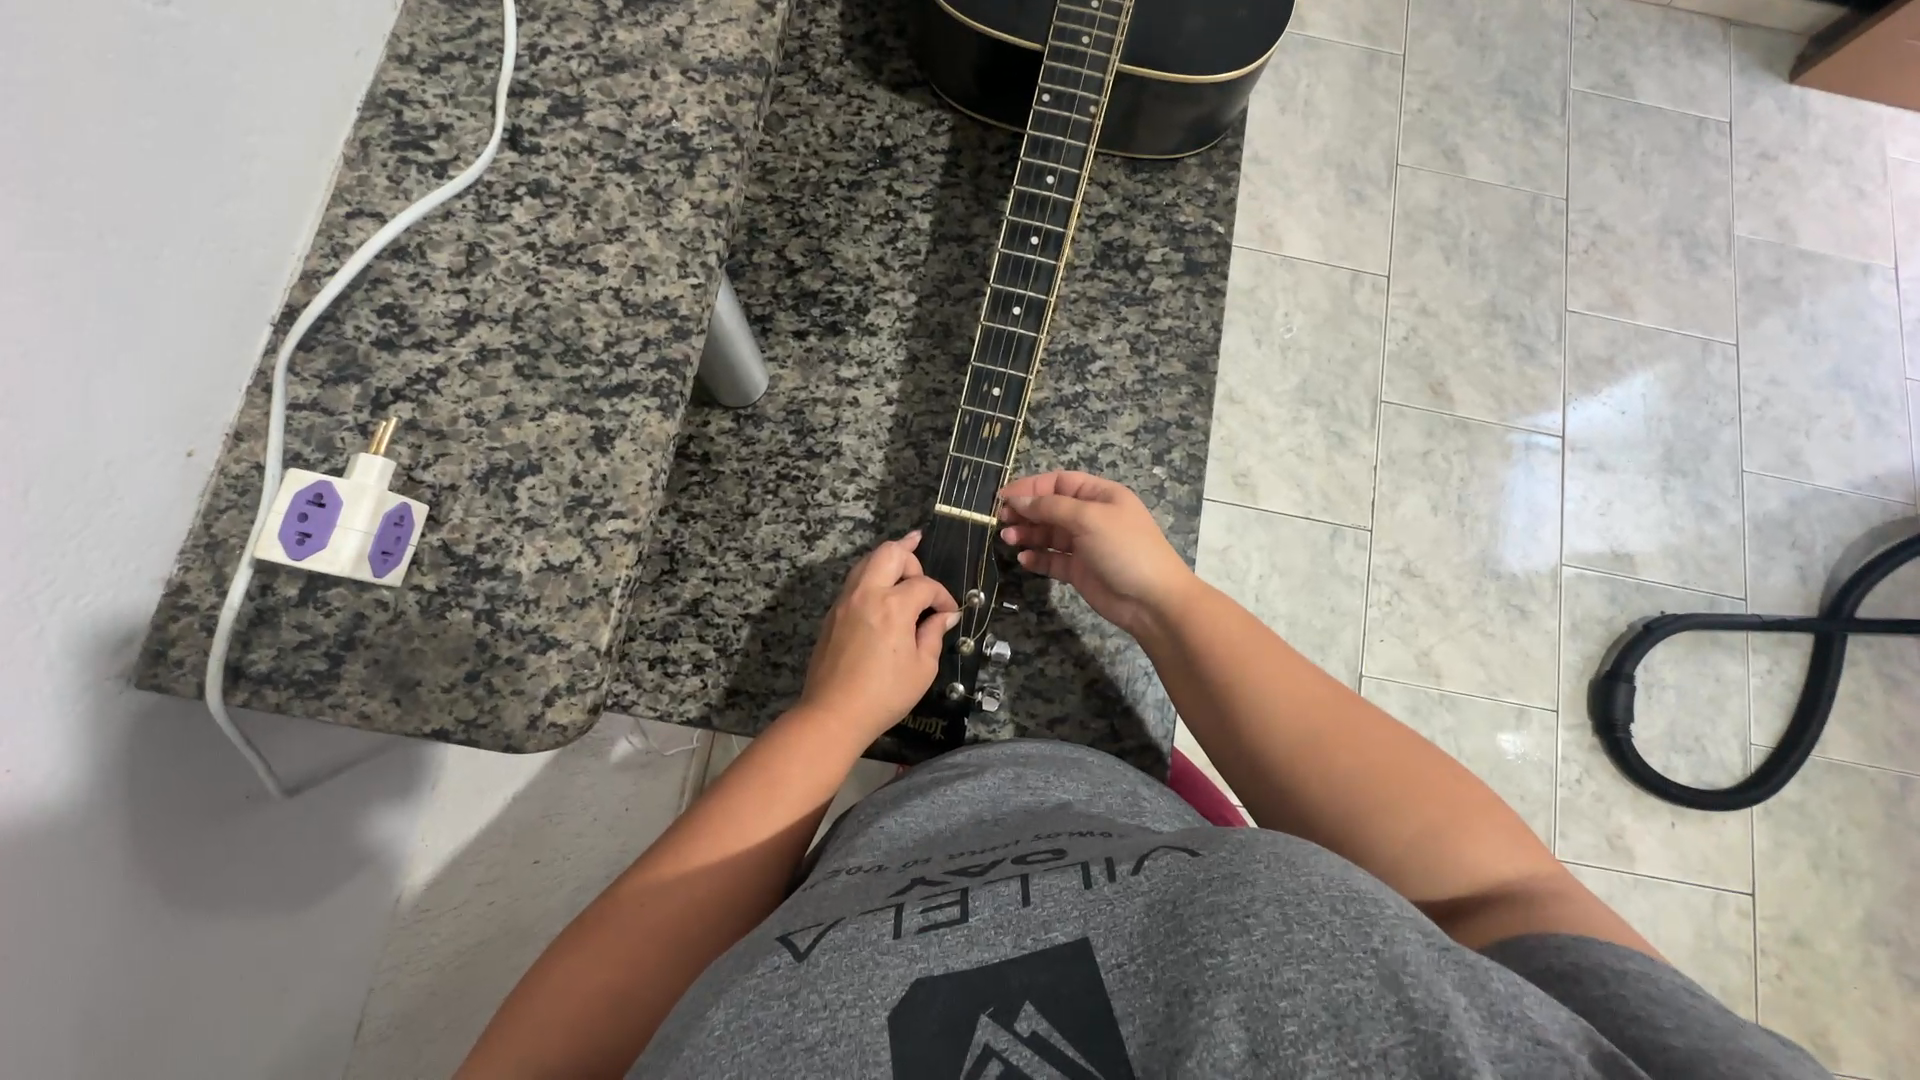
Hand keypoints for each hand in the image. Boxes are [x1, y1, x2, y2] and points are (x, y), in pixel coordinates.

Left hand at [798, 531, 959, 738]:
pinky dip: (872, 579)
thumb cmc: (884, 695)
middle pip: (890, 552)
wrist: (833, 713)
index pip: (925, 585)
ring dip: (888, 562)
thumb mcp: (923, 668)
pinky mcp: (833, 613)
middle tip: (922, 579)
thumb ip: (934, 635)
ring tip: (905, 564)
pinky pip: (855, 582)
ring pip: (867, 561)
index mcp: (893, 606)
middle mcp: (867, 593)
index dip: (943, 596)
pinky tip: (883, 593)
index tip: (949, 613)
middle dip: (911, 558)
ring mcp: (845, 601)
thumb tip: (944, 617)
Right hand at [998, 471, 1198, 637]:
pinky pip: (1053, 560)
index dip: (1031, 487)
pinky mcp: (1080, 571)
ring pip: (1049, 534)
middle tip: (1002, 520)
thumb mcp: (1089, 518)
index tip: (1004, 497)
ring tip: (1009, 539)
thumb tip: (1018, 500)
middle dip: (1026, 511)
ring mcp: (1086, 545)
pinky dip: (1037, 558)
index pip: (1059, 483)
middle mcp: (1091, 517)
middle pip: (1051, 507)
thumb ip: (1051, 507)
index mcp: (1100, 496)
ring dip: (1028, 534)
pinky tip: (1024, 559)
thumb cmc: (1125, 549)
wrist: (1152, 599)